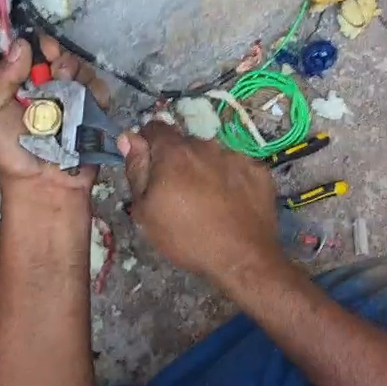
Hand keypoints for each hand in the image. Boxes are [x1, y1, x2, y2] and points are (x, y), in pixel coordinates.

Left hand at [0, 34, 109, 194]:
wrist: (44, 186)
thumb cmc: (13, 154)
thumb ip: (1, 79)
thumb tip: (20, 44)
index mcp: (21, 85)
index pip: (32, 52)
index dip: (39, 45)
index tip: (41, 47)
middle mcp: (48, 88)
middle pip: (61, 56)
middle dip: (60, 57)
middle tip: (56, 70)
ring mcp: (73, 99)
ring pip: (82, 70)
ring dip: (77, 73)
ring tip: (67, 88)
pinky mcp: (94, 112)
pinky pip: (100, 90)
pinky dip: (95, 91)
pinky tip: (85, 101)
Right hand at [119, 121, 282, 285]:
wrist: (241, 257)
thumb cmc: (186, 237)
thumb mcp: (145, 210)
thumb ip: (136, 169)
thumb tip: (128, 136)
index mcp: (174, 152)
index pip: (155, 128)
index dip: (148, 144)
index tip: (151, 167)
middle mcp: (207, 145)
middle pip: (186, 143)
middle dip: (179, 161)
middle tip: (180, 193)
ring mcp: (236, 155)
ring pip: (213, 155)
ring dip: (206, 169)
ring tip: (209, 201)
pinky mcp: (258, 170)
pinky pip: (238, 167)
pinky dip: (232, 179)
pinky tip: (232, 203)